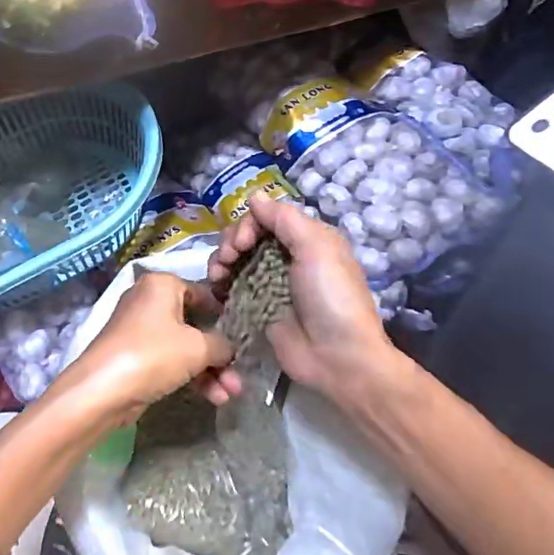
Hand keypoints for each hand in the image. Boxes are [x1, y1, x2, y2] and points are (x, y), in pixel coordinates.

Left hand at [56, 271, 238, 426]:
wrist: (103, 389)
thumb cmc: (154, 354)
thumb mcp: (198, 347)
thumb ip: (221, 345)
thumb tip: (230, 349)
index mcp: (162, 284)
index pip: (203, 293)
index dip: (225, 315)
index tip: (244, 336)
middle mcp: (149, 301)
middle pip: (195, 324)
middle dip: (220, 354)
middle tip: (239, 376)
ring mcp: (141, 330)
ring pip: (185, 347)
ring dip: (210, 370)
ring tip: (232, 395)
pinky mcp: (137, 357)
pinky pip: (172, 361)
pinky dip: (192, 376)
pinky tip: (215, 397)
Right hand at [208, 193, 410, 403]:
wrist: (338, 357)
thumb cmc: (331, 297)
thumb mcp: (316, 247)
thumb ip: (284, 218)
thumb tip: (255, 197)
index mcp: (307, 238)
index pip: (267, 217)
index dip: (248, 224)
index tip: (243, 242)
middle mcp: (287, 256)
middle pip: (247, 235)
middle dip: (231, 241)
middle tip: (228, 259)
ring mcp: (270, 283)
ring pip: (235, 258)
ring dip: (220, 260)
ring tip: (217, 276)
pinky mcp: (257, 307)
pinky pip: (232, 286)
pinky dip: (220, 282)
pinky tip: (216, 288)